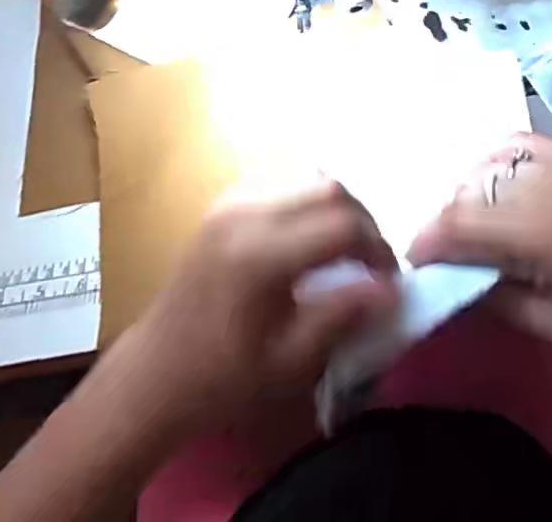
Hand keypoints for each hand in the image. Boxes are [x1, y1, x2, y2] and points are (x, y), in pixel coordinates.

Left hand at [98, 180, 399, 435]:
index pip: (342, 224)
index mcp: (260, 253)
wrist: (158, 368)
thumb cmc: (223, 378)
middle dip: (363, 221)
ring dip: (336, 206)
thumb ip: (343, 315)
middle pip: (328, 187)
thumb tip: (393, 288)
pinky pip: (278, 179)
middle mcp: (245, 211)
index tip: (391, 282)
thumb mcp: (290, 362)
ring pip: (305, 174)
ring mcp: (230, 201)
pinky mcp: (222, 202)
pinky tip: (308, 235)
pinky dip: (305, 197)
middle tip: (372, 263)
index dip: (379, 249)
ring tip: (344, 248)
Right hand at [408, 133, 551, 391]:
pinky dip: (496, 162)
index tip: (413, 260)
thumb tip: (450, 278)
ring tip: (470, 221)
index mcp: (548, 231)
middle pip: (470, 187)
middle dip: (446, 218)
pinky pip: (522, 145)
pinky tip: (496, 186)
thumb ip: (495, 298)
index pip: (461, 222)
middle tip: (443, 250)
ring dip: (468, 189)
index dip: (428, 240)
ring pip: (490, 159)